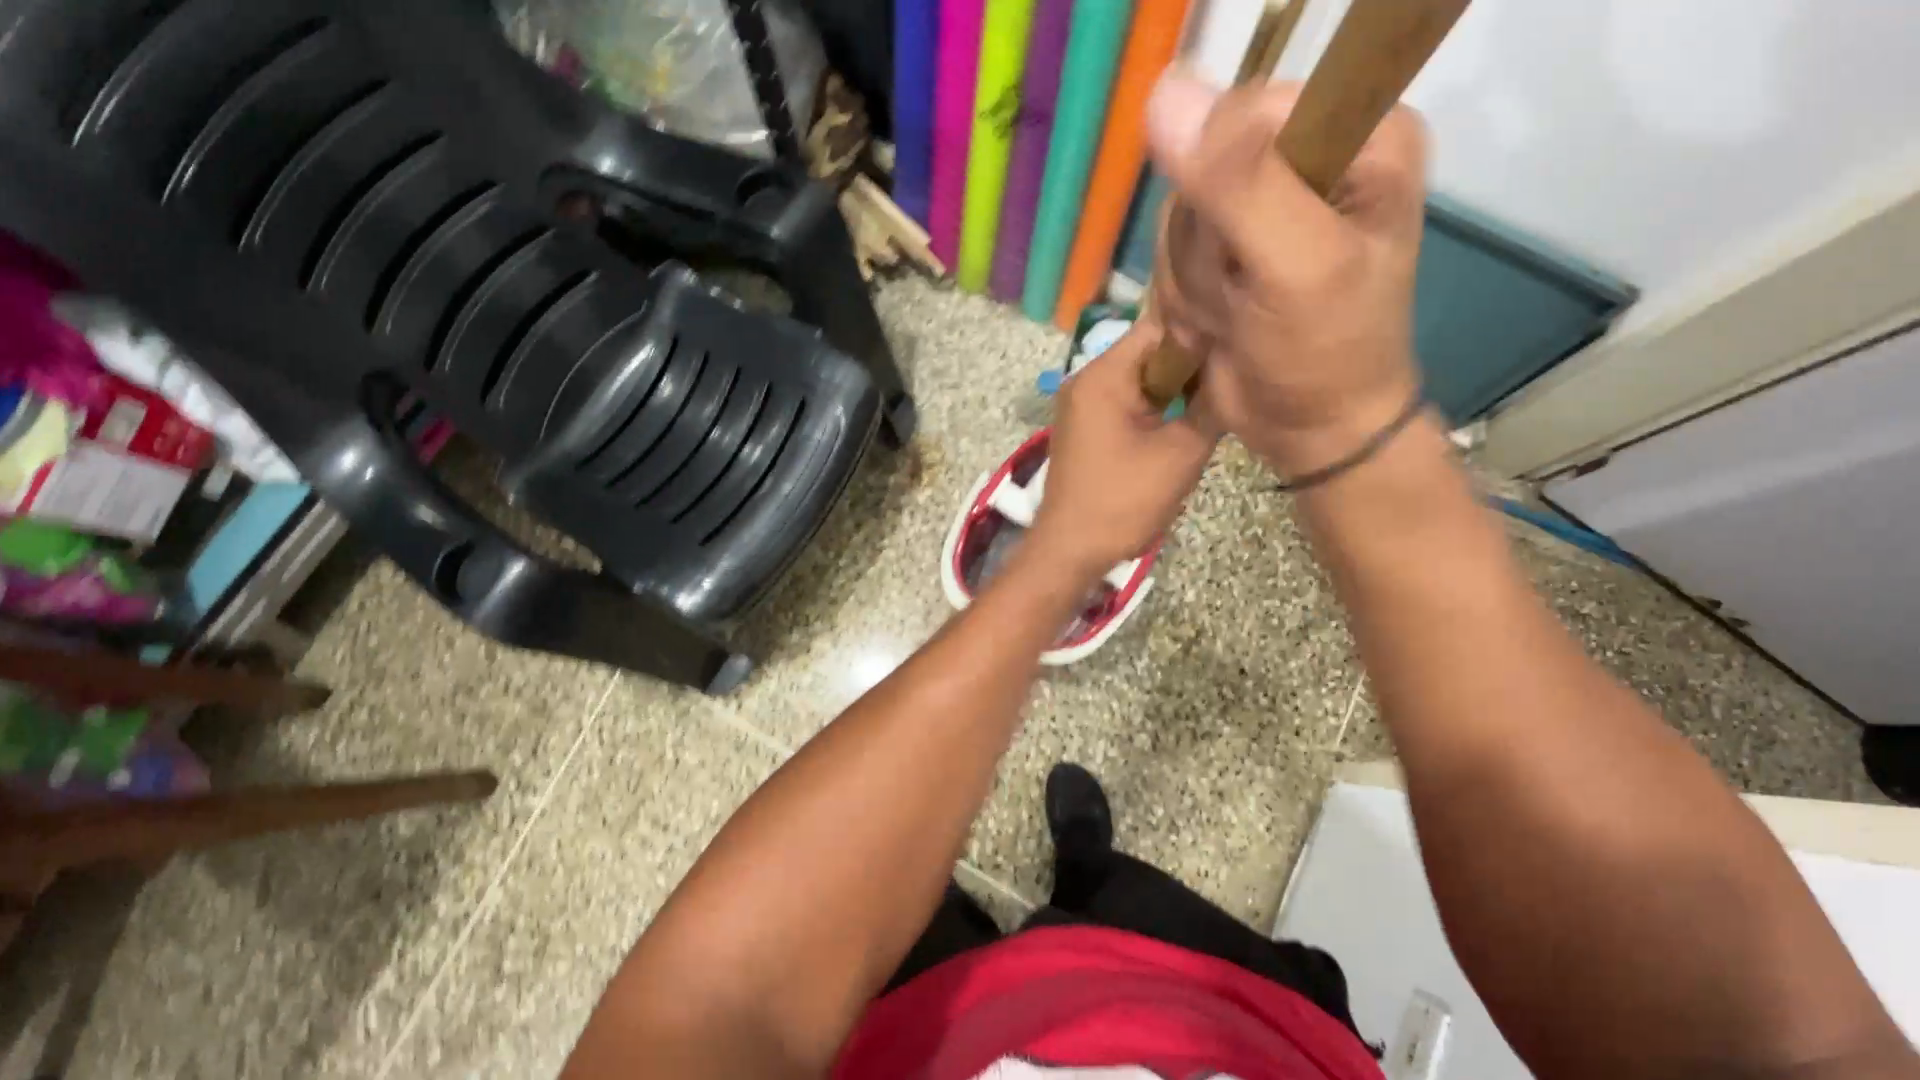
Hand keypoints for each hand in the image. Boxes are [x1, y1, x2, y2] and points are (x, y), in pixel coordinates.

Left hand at [1026, 324, 1219, 576]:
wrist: (1070, 551)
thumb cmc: (1124, 501)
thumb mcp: (1181, 452)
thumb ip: (1210, 404)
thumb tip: (1236, 369)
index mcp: (1103, 375)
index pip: (1159, 327)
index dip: (1202, 332)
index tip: (1239, 346)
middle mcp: (1087, 380)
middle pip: (1151, 353)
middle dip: (1192, 366)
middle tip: (1233, 380)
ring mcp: (1084, 406)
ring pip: (1143, 381)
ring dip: (1178, 392)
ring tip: (1216, 404)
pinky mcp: (1087, 429)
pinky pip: (1130, 404)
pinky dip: (1158, 411)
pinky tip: (1185, 428)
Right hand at [1144, 73, 1428, 478]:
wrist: (1312, 428)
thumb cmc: (1326, 352)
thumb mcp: (1300, 266)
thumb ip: (1242, 184)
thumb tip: (1164, 97)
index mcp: (1359, 133)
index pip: (1245, 111)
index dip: (1222, 180)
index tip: (1246, 246)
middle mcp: (1311, 152)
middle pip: (1201, 163)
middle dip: (1207, 243)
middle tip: (1242, 292)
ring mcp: (1262, 199)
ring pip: (1177, 210)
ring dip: (1193, 276)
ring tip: (1234, 312)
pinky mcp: (1227, 241)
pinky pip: (1167, 245)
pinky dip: (1182, 294)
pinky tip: (1217, 319)